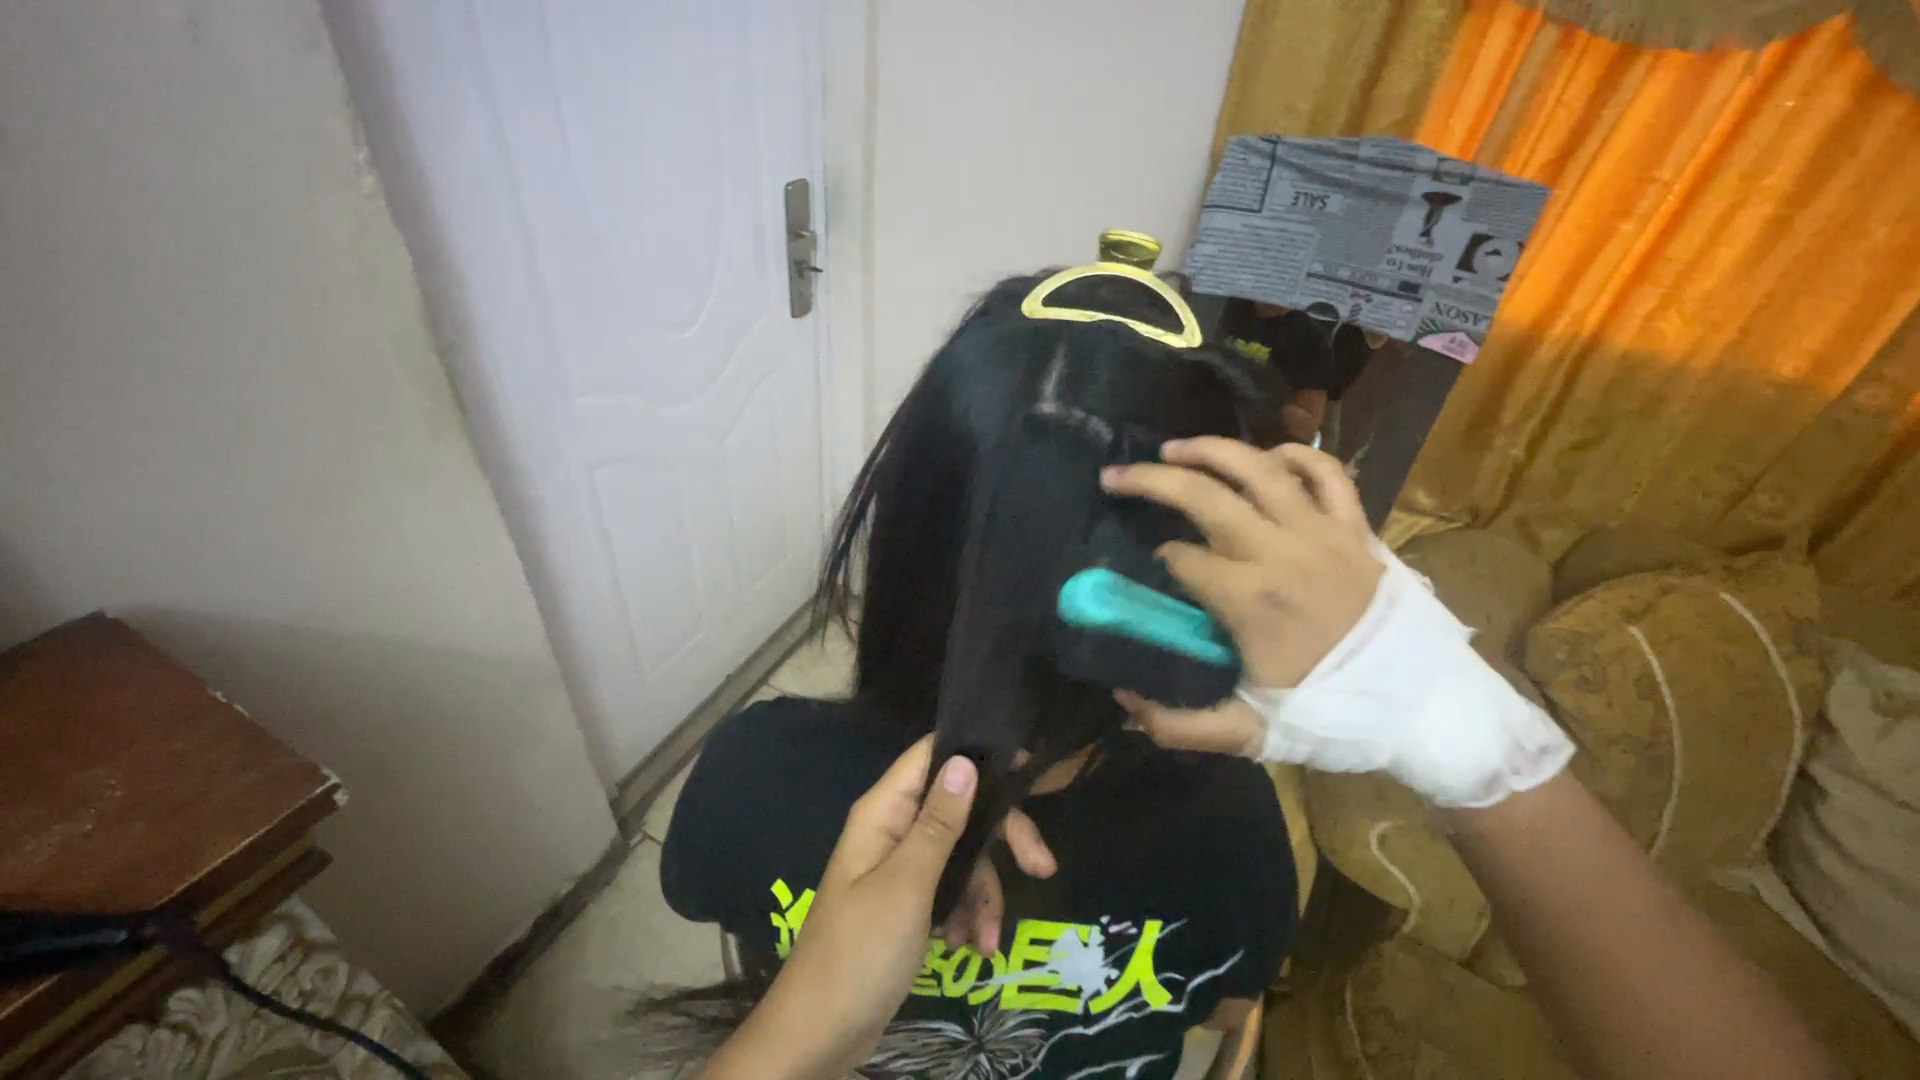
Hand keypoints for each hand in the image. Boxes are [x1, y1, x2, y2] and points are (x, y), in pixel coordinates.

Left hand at [706, 737, 1052, 1079]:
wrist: (820, 1034)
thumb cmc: (859, 951)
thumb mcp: (906, 886)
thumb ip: (938, 824)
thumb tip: (965, 761)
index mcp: (884, 813)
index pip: (930, 757)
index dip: (976, 753)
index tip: (1028, 765)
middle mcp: (893, 831)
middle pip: (959, 810)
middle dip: (1001, 839)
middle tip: (1041, 865)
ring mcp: (901, 869)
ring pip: (962, 856)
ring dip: (983, 894)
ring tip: (988, 941)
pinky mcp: (908, 904)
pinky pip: (950, 892)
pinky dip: (967, 916)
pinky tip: (973, 948)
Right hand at [1102, 437, 1571, 807]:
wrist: (1421, 708)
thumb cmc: (1331, 716)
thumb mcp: (1246, 733)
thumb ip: (1177, 724)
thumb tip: (1123, 699)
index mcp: (1250, 599)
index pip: (1181, 559)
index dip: (1156, 561)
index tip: (1149, 572)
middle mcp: (1281, 552)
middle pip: (1204, 496)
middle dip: (1152, 481)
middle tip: (1115, 475)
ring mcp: (1323, 533)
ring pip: (1260, 469)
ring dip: (1211, 450)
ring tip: (1174, 447)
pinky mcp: (1356, 528)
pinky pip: (1327, 473)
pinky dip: (1296, 455)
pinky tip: (1266, 457)